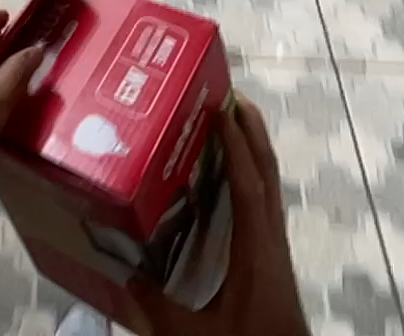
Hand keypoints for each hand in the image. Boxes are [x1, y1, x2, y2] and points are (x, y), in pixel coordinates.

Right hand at [128, 94, 310, 335]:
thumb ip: (158, 308)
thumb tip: (127, 275)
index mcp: (256, 250)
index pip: (248, 185)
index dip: (235, 145)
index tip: (218, 108)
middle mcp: (271, 239)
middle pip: (268, 173)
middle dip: (252, 130)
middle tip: (229, 95)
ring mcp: (276, 248)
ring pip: (270, 185)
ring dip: (254, 149)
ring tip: (228, 122)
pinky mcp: (274, 259)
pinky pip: (264, 202)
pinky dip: (250, 175)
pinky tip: (229, 177)